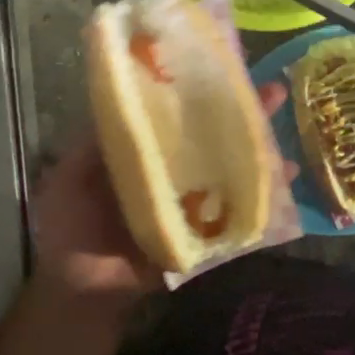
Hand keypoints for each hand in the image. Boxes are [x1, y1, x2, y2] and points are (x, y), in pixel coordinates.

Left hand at [30, 83, 295, 304]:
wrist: (77, 291)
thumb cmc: (68, 227)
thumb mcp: (70, 175)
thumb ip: (97, 142)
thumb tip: (125, 97)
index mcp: (142, 151)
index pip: (175, 113)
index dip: (198, 90)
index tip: (224, 64)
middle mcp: (171, 171)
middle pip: (212, 137)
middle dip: (241, 113)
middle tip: (272, 90)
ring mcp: (192, 203)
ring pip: (231, 170)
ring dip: (258, 149)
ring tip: (282, 124)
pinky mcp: (205, 235)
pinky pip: (238, 215)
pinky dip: (265, 199)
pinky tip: (287, 178)